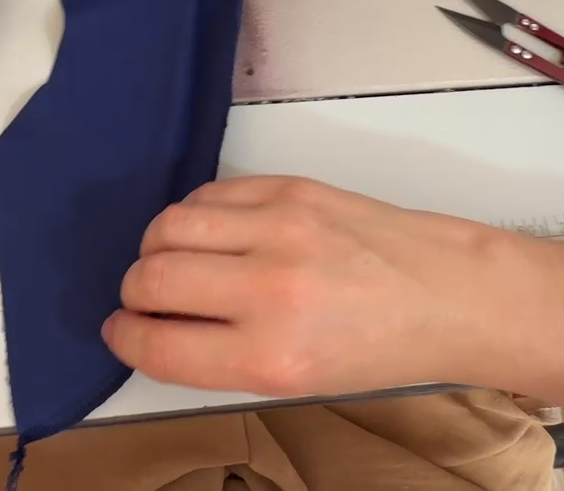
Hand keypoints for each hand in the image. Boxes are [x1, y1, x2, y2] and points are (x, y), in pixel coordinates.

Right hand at [103, 177, 533, 397]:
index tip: (120, 330)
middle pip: (152, 276)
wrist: (444, 290)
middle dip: (133, 291)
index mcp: (273, 355)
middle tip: (144, 297)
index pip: (160, 344)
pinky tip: (206, 232)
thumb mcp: (298, 377)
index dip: (124, 337)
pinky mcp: (287, 186)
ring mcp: (277, 226)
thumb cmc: (378, 347)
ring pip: (168, 224)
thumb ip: (222, 353)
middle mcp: (268, 287)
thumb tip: (159, 324)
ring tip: (170, 260)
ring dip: (154, 247)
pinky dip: (192, 214)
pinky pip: (208, 193)